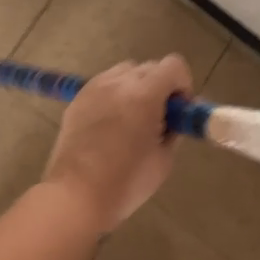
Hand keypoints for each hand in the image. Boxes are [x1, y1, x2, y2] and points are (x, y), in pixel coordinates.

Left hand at [41, 56, 190, 232]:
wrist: (76, 194)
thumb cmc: (126, 182)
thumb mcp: (163, 159)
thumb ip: (172, 130)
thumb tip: (173, 119)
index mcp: (144, 94)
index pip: (173, 65)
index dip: (182, 85)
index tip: (179, 111)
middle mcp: (117, 82)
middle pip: (148, 67)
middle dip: (160, 87)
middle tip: (159, 119)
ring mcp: (93, 88)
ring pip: (123, 72)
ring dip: (135, 87)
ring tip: (133, 119)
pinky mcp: (76, 100)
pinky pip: (103, 85)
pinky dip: (114, 95)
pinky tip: (111, 124)